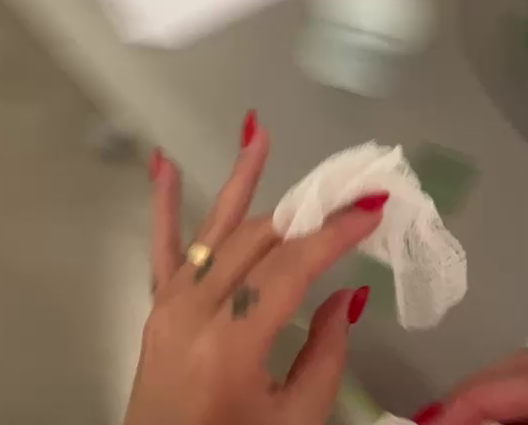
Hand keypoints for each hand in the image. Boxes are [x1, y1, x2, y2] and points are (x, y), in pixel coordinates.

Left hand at [126, 112, 388, 424]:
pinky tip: (162, 162)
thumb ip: (325, 355)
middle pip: (256, 241)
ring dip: (239, 179)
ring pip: (213, 228)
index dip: (334, 233)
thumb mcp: (295, 423)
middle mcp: (195, 311)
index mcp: (232, 344)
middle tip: (343, 186)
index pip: (291, 269)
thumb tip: (349, 294)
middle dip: (303, 211)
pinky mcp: (156, 306)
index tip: (371, 205)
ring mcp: (170, 303)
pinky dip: (163, 202)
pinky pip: (162, 246)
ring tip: (257, 132)